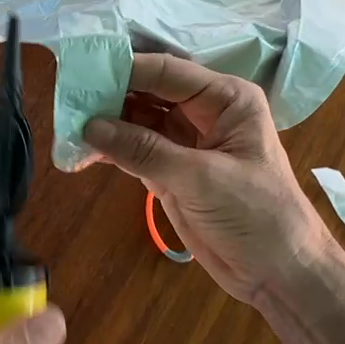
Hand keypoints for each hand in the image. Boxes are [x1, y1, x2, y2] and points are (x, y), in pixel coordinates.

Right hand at [82, 53, 336, 304]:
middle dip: (108, 96)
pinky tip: (79, 154)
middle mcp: (204, 112)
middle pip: (147, 92)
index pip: (166, 72)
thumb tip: (89, 126)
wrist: (279, 273)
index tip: (81, 74)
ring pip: (135, 121)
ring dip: (103, 125)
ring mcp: (185, 142)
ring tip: (65, 129)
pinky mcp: (170, 171)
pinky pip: (132, 150)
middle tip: (65, 101)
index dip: (124, 70)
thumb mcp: (201, 178)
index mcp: (225, 99)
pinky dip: (108, 151)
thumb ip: (144, 150)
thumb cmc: (256, 215)